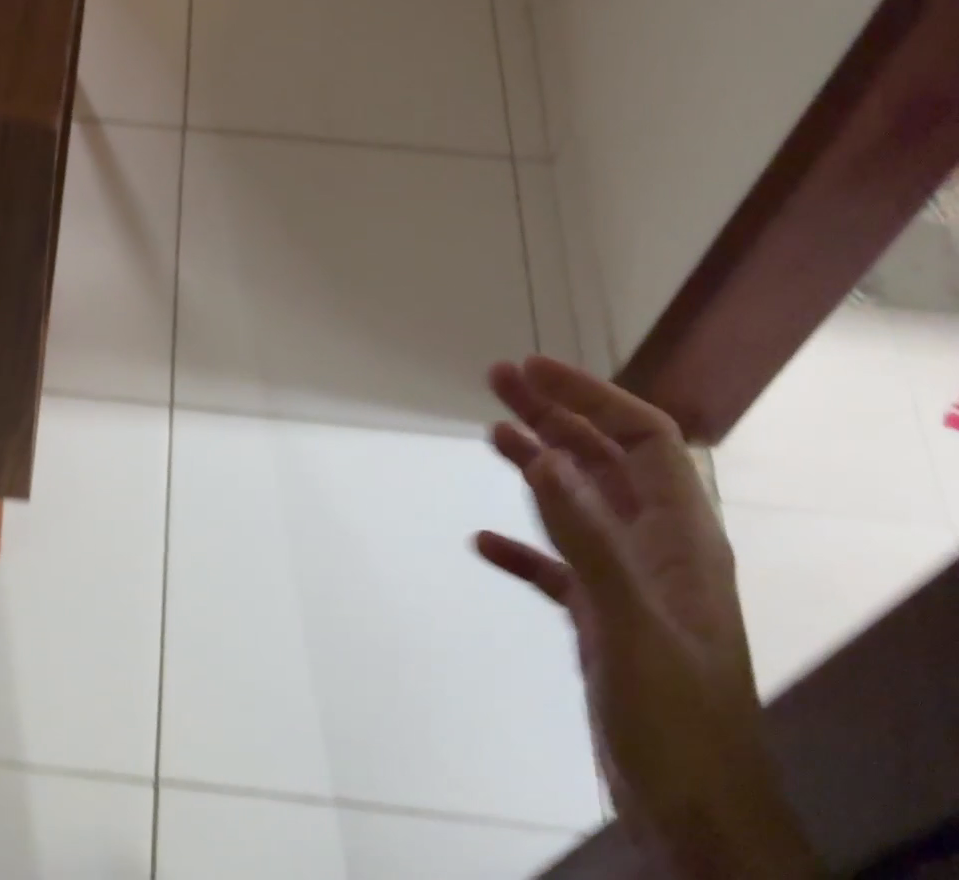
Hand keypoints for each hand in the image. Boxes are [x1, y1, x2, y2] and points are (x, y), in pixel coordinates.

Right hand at [476, 357, 817, 878]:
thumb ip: (585, 536)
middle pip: (604, 461)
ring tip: (490, 432)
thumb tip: (540, 457)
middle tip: (495, 380)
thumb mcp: (627, 620)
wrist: (692, 807)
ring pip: (578, 505)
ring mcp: (627, 585)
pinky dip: (520, 546)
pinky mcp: (600, 620)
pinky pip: (555, 565)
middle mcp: (656, 551)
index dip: (590, 397)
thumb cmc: (673, 715)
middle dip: (553, 415)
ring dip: (536, 465)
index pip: (641, 440)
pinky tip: (484, 541)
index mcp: (680, 540)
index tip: (532, 369)